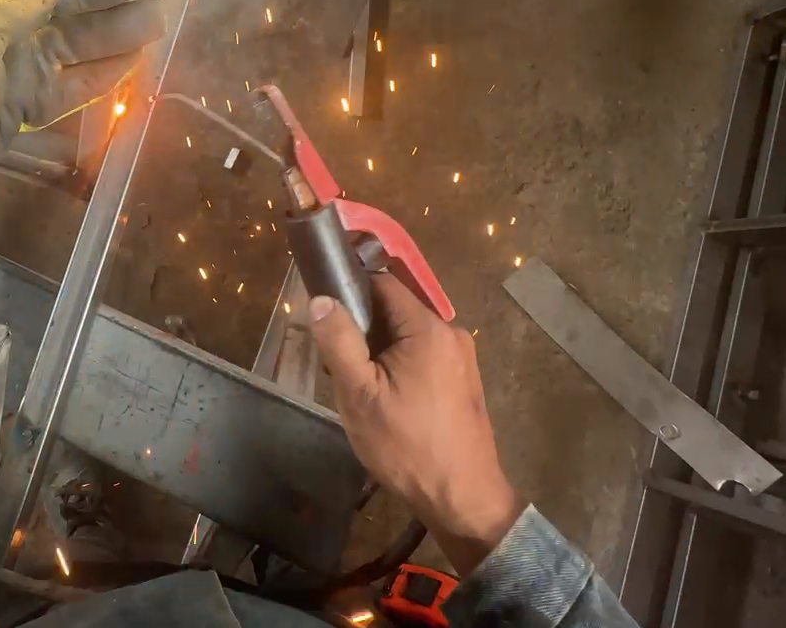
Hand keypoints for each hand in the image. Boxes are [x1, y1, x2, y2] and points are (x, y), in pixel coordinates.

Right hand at [310, 275, 523, 575]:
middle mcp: (451, 333)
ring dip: (379, 348)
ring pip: (406, 333)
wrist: (463, 503)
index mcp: (428, 328)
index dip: (350, 293)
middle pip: (394, 308)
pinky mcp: (463, 379)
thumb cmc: (406, 446)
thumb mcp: (359, 393)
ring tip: (360, 383)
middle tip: (339, 362)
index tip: (327, 318)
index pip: (382, 283)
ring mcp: (461, 357)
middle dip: (363, 327)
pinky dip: (398, 363)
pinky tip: (385, 396)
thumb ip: (338, 340)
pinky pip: (421, 353)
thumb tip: (322, 299)